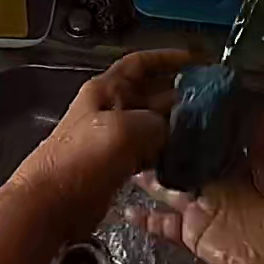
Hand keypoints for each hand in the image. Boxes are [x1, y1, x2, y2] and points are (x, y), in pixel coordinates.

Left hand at [12, 49, 191, 237]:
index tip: (197, 60)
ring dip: (177, 125)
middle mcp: (111, 108)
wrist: (49, 205)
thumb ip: (156, 123)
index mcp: (106, 90)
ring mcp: (114, 137)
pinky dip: (168, 150)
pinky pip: (149, 149)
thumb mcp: (124, 130)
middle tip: (215, 100)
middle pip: (151, 93)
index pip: (140, 63)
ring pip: (153, 123)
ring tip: (209, 127)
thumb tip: (175, 129)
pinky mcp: (118, 163)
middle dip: (180, 94)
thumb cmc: (82, 160)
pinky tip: (189, 154)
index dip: (167, 57)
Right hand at [128, 112, 263, 263]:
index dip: (192, 129)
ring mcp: (199, 208)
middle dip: (164, 152)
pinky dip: (147, 219)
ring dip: (150, 180)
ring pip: (170, 189)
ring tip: (125, 164)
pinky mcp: (189, 232)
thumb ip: (262, 149)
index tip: (169, 110)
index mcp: (232, 169)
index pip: (208, 144)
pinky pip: (165, 224)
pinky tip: (128, 211)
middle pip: (184, 165)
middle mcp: (212, 184)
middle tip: (136, 134)